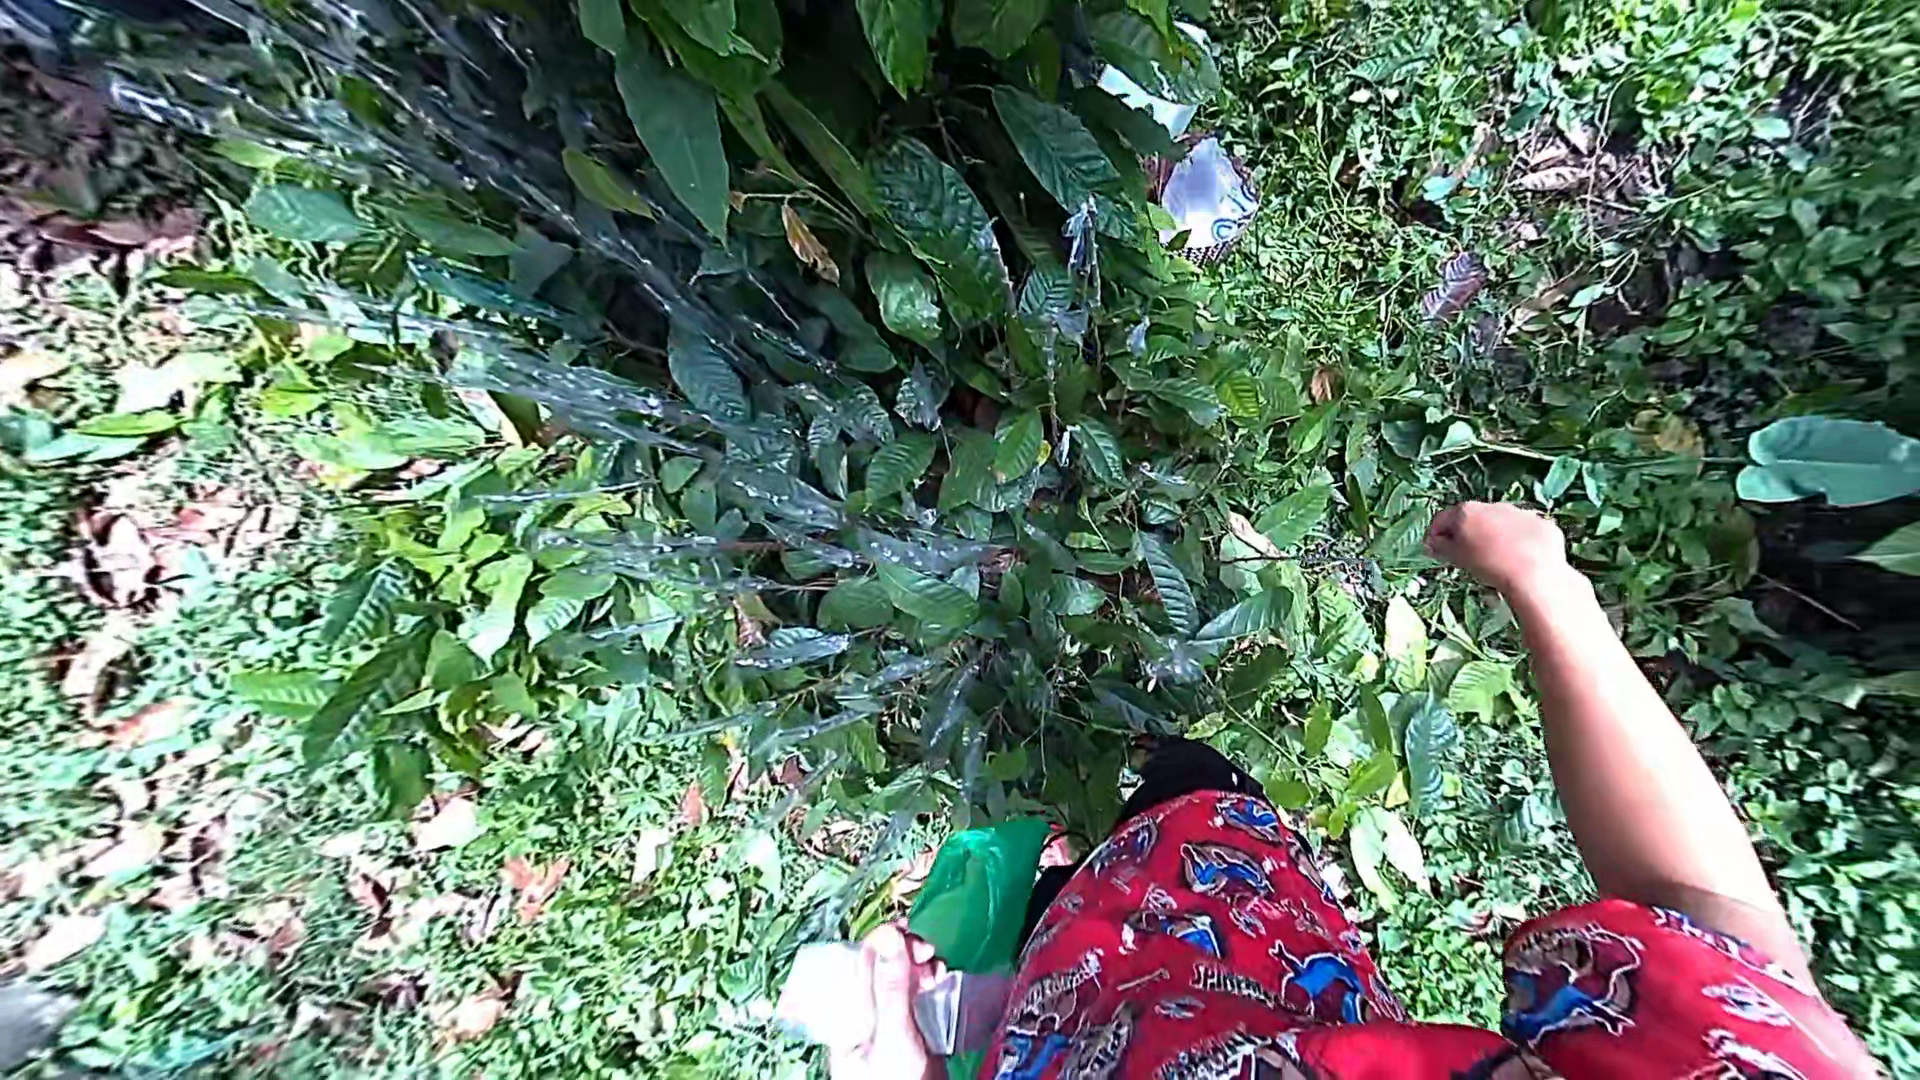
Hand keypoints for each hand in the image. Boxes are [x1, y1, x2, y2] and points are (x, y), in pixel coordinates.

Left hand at [828, 923, 945, 1079]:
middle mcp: (866, 1015)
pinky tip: (943, 978)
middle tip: (928, 950)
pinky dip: (931, 980)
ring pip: (902, 975)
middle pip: (882, 964)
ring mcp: (890, 1023)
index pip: (861, 960)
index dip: (884, 941)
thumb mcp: (893, 1040)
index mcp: (849, 1016)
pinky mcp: (913, 1032)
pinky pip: (918, 993)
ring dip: (921, 962)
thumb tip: (889, 934)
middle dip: (906, 949)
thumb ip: (891, 988)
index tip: (909, 934)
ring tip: (938, 967)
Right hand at [1425, 501, 1574, 596]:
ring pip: (1500, 523)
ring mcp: (1522, 513)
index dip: (1436, 535)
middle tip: (1466, 553)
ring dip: (1494, 535)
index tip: (1436, 549)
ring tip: (1495, 556)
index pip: (1442, 519)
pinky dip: (1519, 540)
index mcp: (1466, 510)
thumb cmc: (1485, 563)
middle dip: (1468, 533)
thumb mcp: (1453, 556)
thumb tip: (1433, 543)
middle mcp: (1493, 506)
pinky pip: (1525, 531)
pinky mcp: (1544, 524)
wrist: (1533, 573)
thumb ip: (1439, 546)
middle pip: (1473, 518)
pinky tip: (1518, 556)